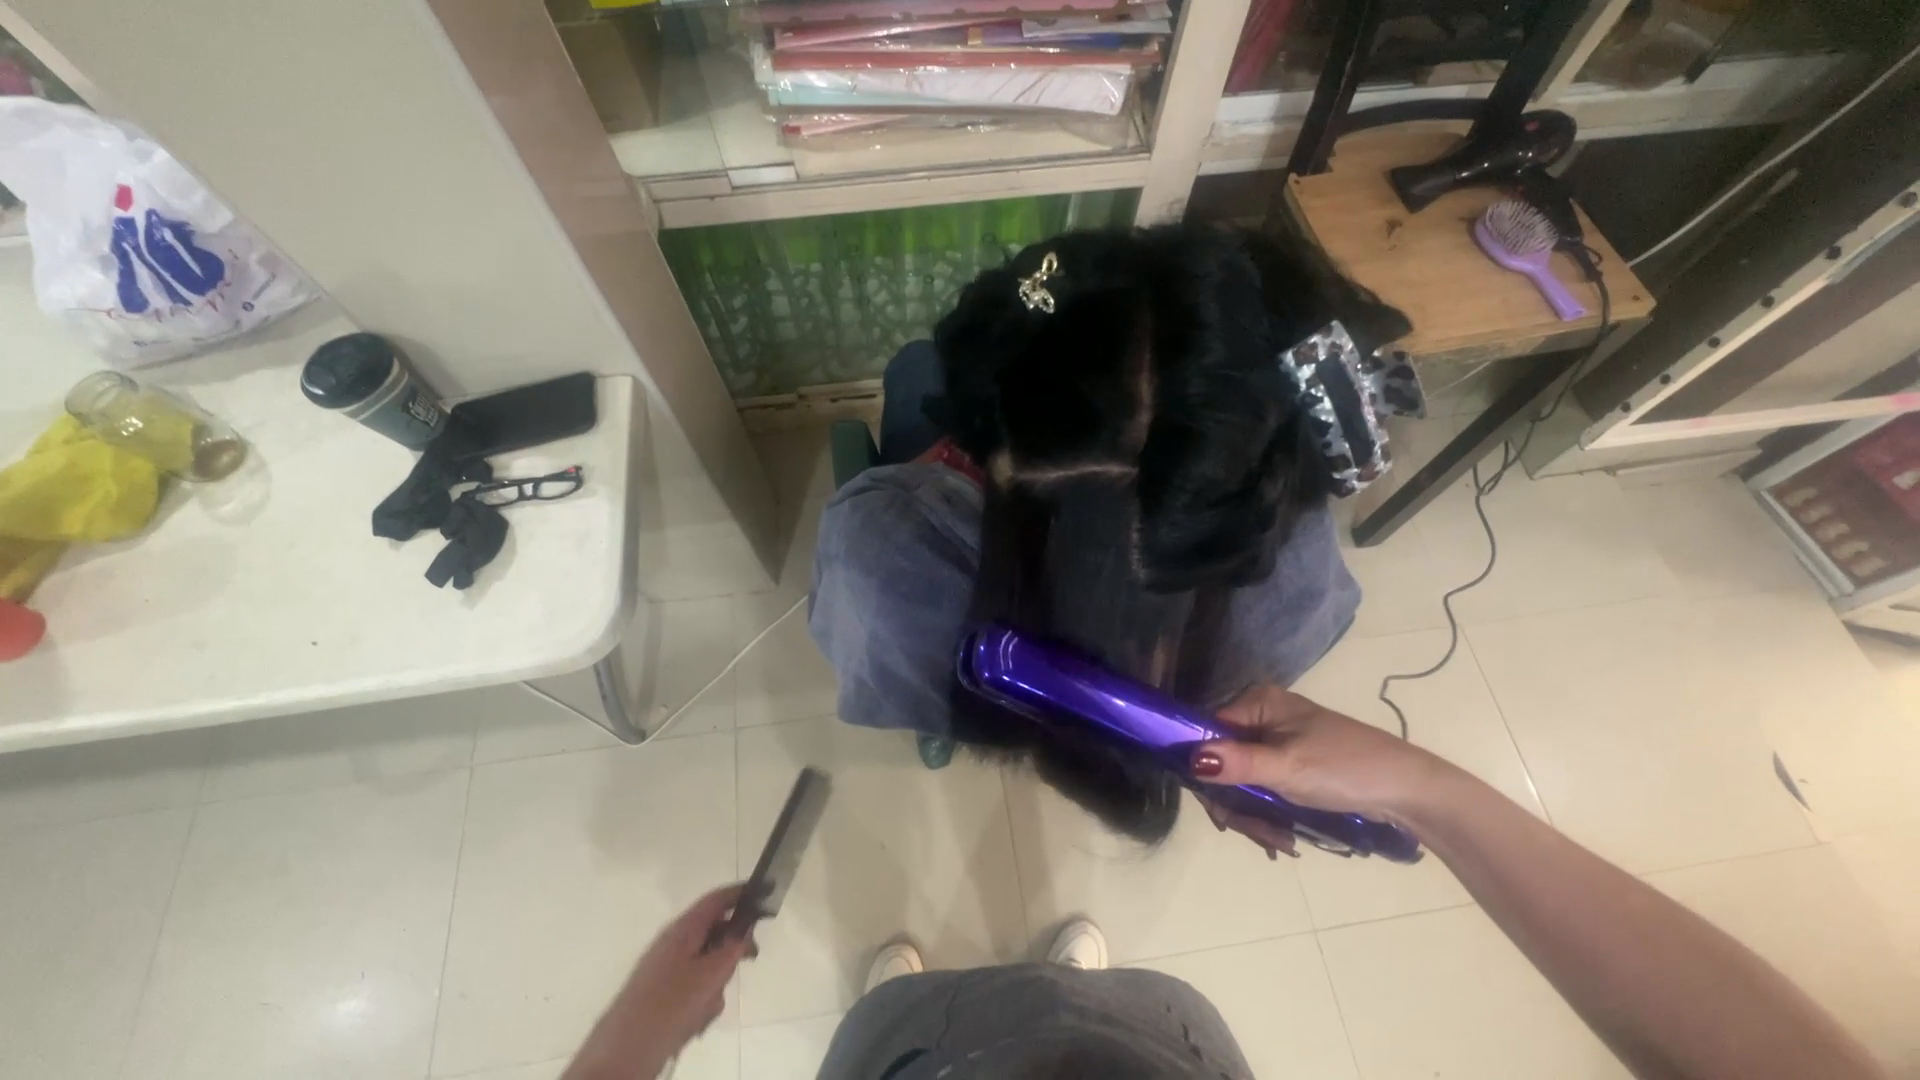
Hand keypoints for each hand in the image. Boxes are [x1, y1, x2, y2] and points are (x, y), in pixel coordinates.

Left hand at [565, 885, 755, 1079]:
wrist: (623, 1053)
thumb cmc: (668, 1006)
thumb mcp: (710, 975)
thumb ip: (732, 949)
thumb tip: (745, 931)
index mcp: (682, 931)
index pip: (716, 900)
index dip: (741, 893)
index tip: (766, 895)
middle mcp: (674, 945)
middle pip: (714, 933)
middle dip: (731, 950)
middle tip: (751, 958)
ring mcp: (667, 970)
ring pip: (707, 965)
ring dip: (715, 984)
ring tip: (706, 1007)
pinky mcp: (664, 995)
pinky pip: (695, 989)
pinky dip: (701, 1003)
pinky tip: (694, 1023)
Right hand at [1192, 684, 1451, 826]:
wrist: (1408, 790)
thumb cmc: (1345, 769)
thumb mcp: (1287, 767)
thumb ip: (1237, 762)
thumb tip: (1190, 759)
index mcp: (1259, 703)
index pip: (1206, 732)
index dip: (1204, 773)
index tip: (1221, 813)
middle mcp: (1263, 716)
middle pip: (1222, 761)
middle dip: (1237, 804)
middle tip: (1262, 838)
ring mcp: (1278, 740)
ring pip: (1241, 779)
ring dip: (1254, 816)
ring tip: (1280, 843)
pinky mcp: (1292, 763)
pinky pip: (1262, 787)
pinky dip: (1267, 813)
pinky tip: (1282, 837)